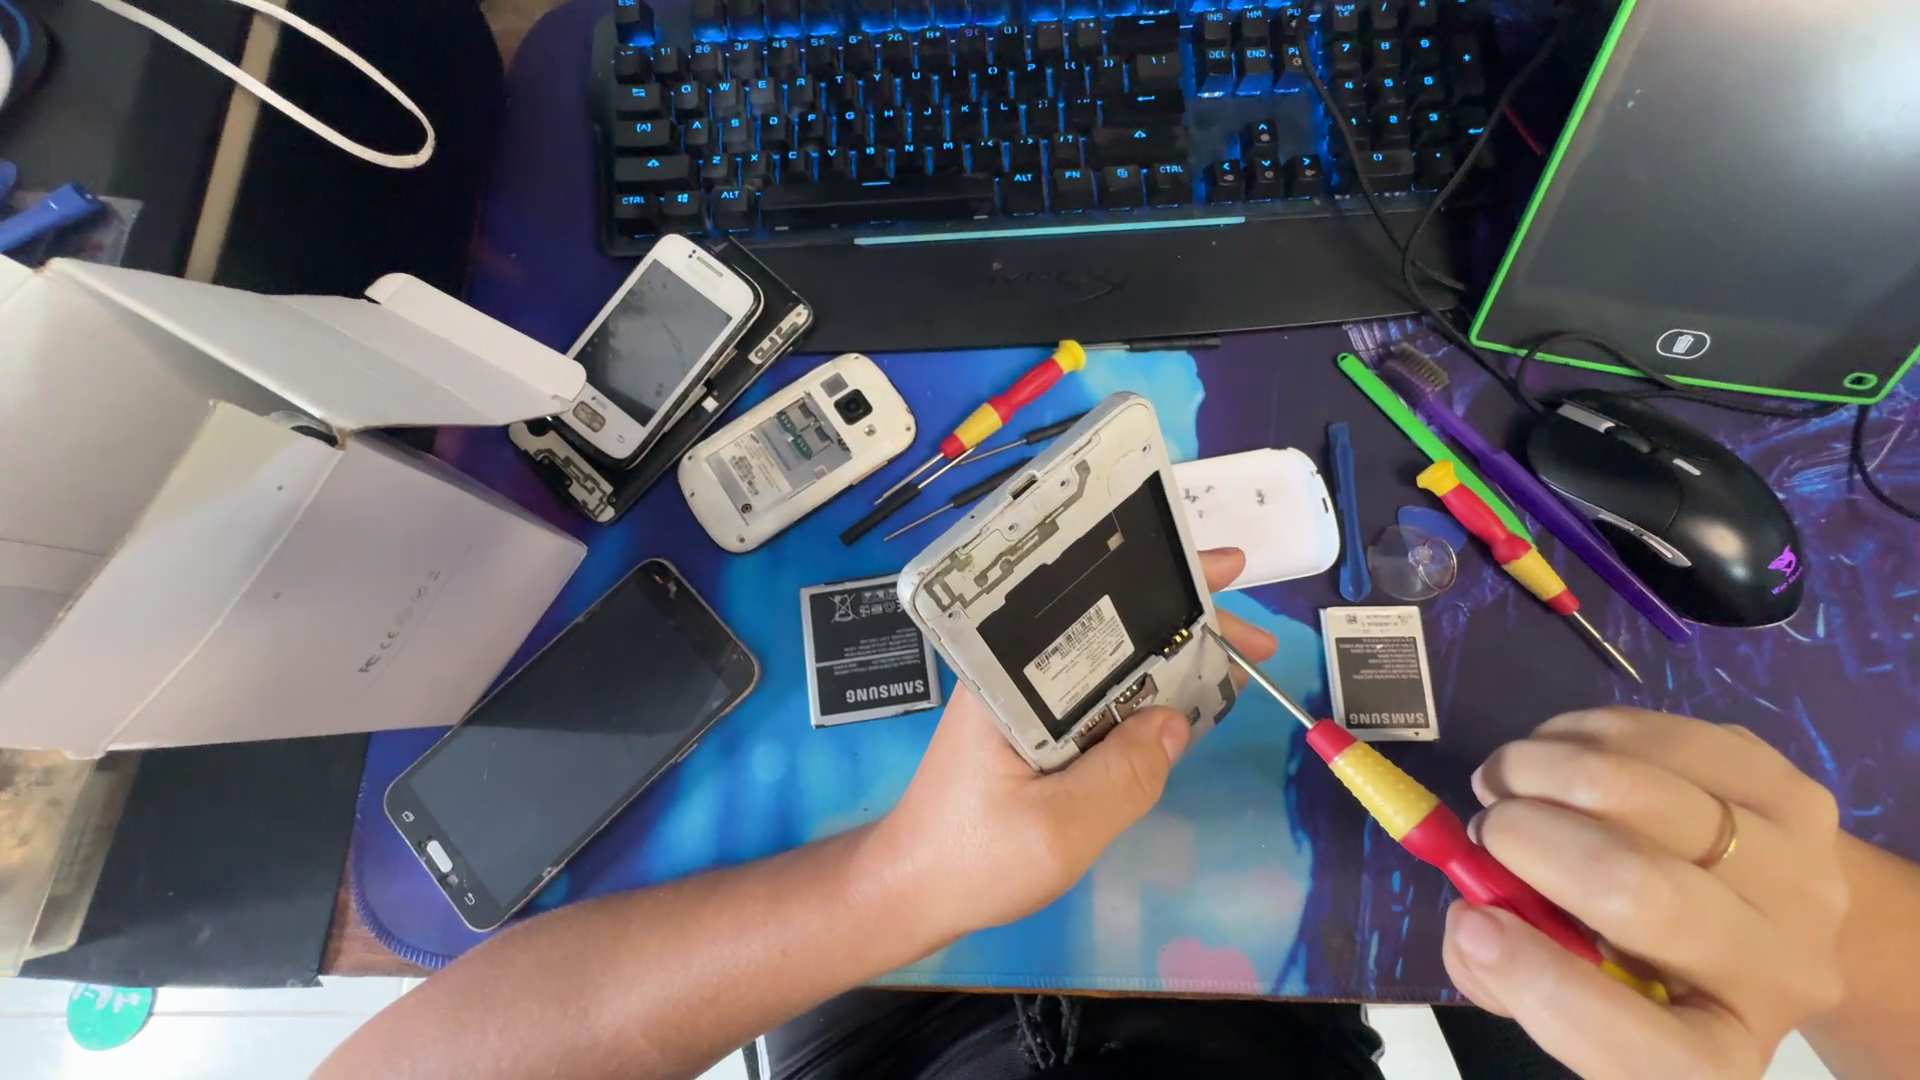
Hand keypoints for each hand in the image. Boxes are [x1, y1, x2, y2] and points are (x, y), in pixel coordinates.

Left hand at [865, 548, 1276, 945]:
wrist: (913, 889)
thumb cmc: (974, 856)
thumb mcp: (1058, 827)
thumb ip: (1122, 775)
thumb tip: (1177, 720)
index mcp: (1012, 674)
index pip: (1091, 608)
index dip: (1162, 585)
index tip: (1223, 569)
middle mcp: (1018, 673)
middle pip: (1107, 628)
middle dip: (1184, 621)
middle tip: (1255, 636)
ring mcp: (1027, 700)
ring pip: (1108, 663)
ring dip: (1171, 658)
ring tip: (1237, 662)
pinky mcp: (1035, 728)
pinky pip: (1098, 700)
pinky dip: (1145, 695)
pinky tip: (1185, 703)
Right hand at [1443, 708, 1847, 1079]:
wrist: (1750, 896)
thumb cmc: (1620, 942)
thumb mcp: (1554, 975)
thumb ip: (1491, 967)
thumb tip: (1471, 922)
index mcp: (1713, 1040)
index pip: (1653, 1053)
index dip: (1548, 987)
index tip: (1473, 922)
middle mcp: (1778, 971)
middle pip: (1634, 889)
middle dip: (1520, 835)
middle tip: (1485, 826)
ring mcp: (1795, 872)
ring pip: (1629, 788)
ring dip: (1530, 768)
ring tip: (1506, 779)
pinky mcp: (1787, 789)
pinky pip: (1648, 736)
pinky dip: (1568, 733)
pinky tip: (1557, 752)